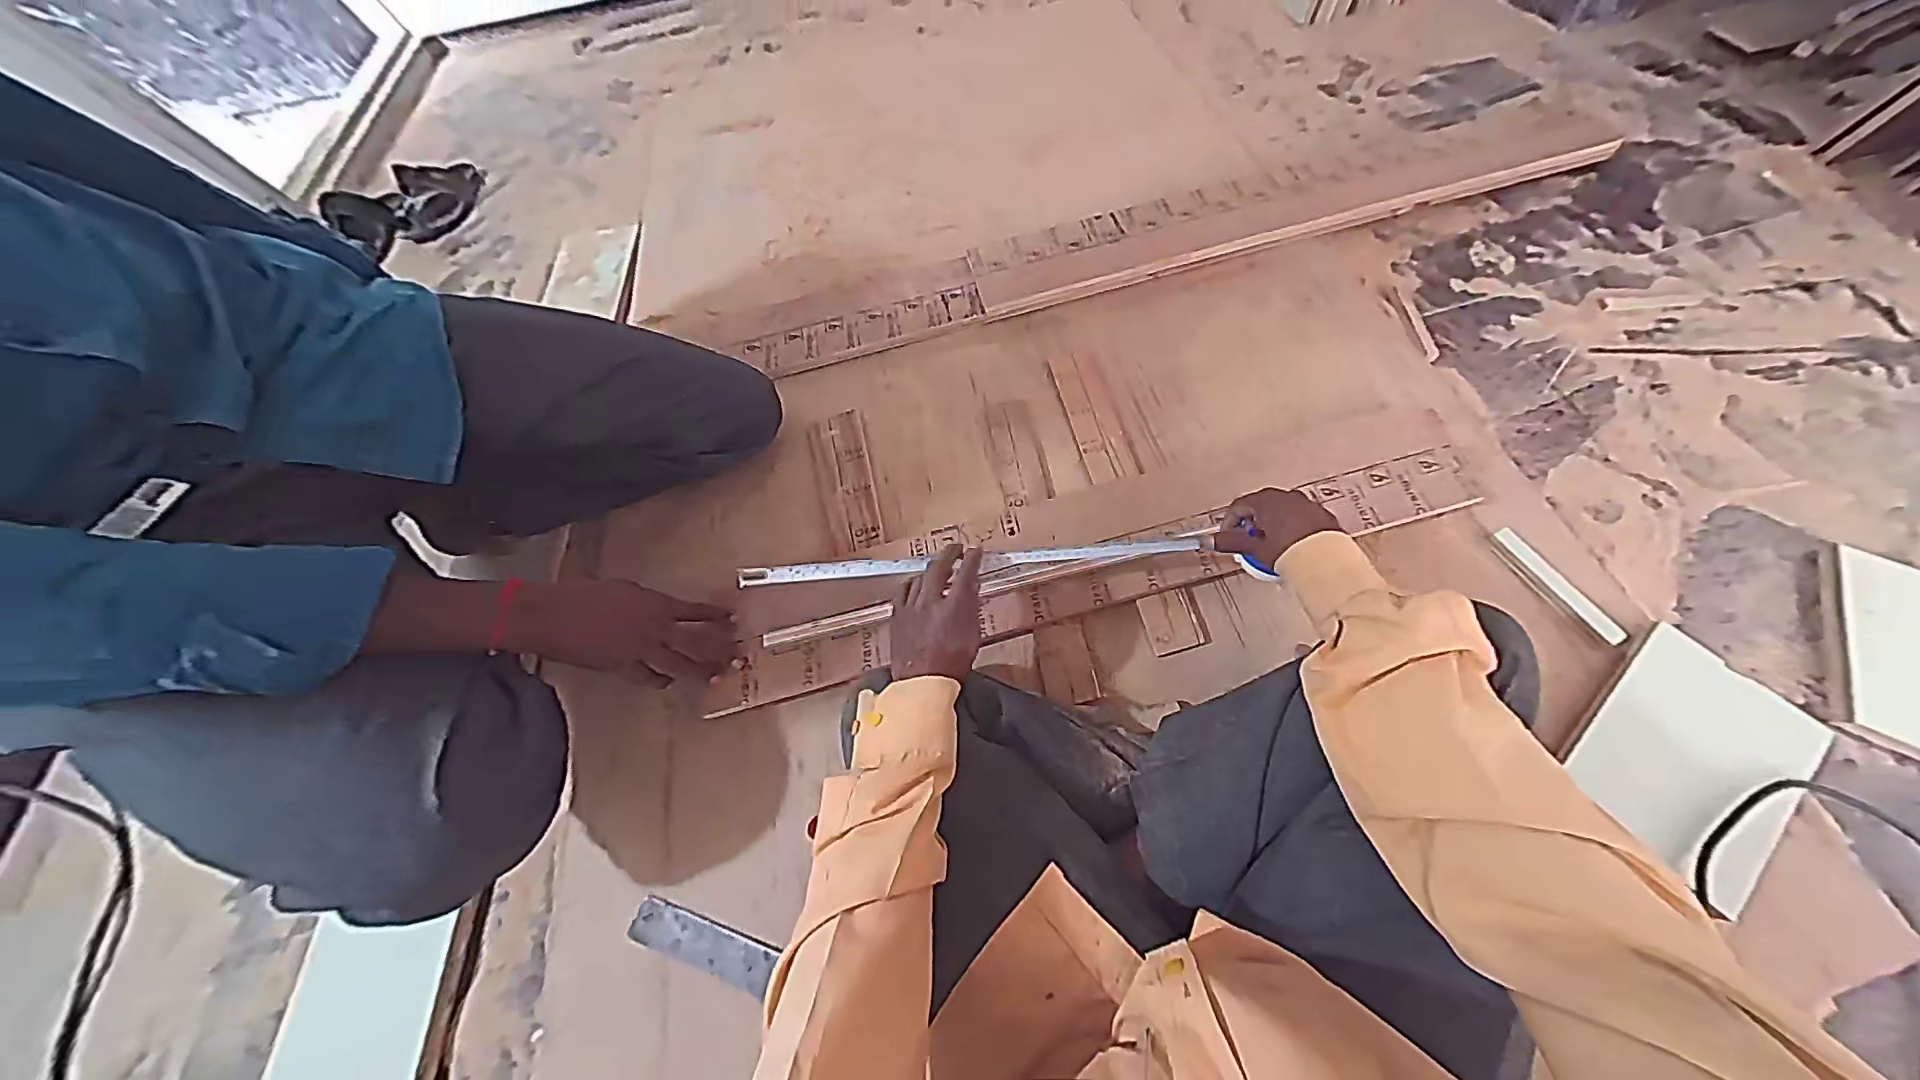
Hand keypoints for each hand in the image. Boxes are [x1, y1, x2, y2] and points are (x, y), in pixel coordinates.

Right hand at [508, 580, 736, 685]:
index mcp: (656, 605)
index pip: (696, 612)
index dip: (716, 616)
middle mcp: (654, 629)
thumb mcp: (626, 589)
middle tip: (736, 656)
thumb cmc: (584, 594)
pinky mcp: (621, 667)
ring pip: (678, 664)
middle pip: (696, 642)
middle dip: (718, 649)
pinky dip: (660, 680)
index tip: (733, 619)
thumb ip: (649, 602)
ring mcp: (640, 650)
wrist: (551, 615)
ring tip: (715, 677)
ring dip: (699, 671)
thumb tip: (661, 610)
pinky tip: (667, 682)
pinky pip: (648, 677)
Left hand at [890, 545, 984, 682]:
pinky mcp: (897, 616)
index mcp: (954, 607)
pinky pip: (903, 591)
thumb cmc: (951, 666)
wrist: (921, 684)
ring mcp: (911, 607)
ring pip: (921, 577)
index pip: (966, 573)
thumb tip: (972, 589)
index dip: (972, 559)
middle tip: (956, 548)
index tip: (976, 551)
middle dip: (949, 554)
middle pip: (939, 567)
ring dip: (932, 569)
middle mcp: (931, 602)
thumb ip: (972, 610)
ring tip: (939, 567)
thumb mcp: (972, 637)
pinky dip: (911, 583)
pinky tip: (914, 583)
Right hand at [1214, 488, 1340, 569]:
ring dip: (1271, 526)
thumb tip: (1209, 541)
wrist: (1325, 562)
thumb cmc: (1290, 551)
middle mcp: (1286, 497)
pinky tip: (1290, 546)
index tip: (1230, 537)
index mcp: (1266, 500)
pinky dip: (1290, 529)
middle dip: (1250, 525)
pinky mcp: (1321, 515)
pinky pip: (1298, 519)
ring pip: (1280, 512)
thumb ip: (1229, 542)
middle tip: (1249, 543)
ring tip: (1270, 547)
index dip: (1229, 524)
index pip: (1238, 507)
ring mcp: (1305, 504)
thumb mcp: (1254, 548)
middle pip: (1259, 507)